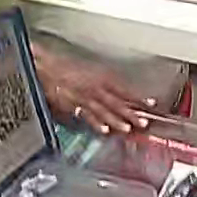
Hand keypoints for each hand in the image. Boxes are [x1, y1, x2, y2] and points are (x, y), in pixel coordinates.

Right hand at [31, 42, 152, 134]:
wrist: (44, 65)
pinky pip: (86, 115)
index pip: (125, 89)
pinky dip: (96, 123)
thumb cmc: (66, 67)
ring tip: (127, 129)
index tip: (152, 104)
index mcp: (102, 77)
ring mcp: (85, 96)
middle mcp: (96, 87)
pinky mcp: (73, 104)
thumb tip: (119, 96)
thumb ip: (105, 84)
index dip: (138, 97)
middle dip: (131, 113)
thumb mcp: (91, 72)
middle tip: (143, 122)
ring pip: (104, 110)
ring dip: (116, 120)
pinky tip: (104, 131)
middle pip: (117, 102)